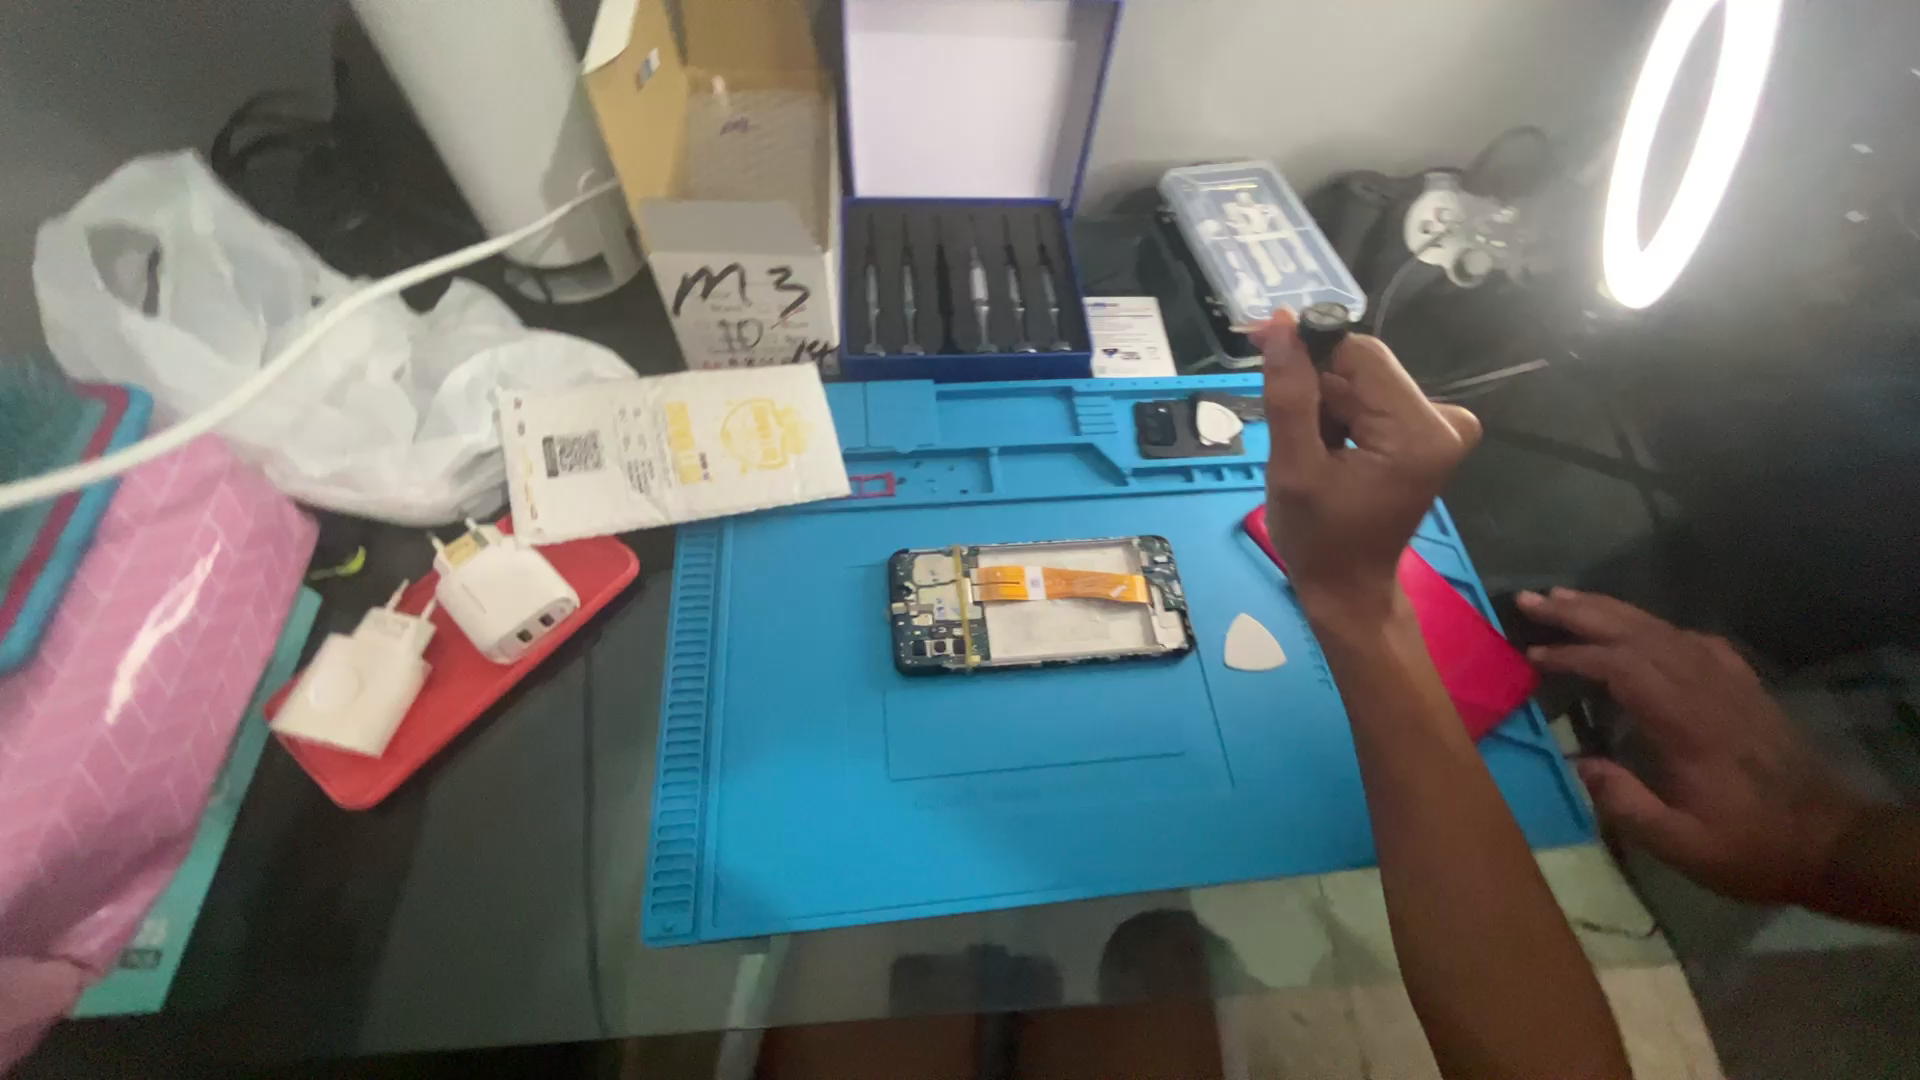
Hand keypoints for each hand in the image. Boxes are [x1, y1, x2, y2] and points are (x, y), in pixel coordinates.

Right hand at [1253, 311, 1481, 623]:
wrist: (1346, 586)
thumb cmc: (1318, 538)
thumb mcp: (1292, 468)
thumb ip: (1289, 395)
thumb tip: (1281, 324)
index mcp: (1418, 430)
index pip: (1358, 355)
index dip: (1307, 351)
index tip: (1264, 357)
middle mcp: (1445, 419)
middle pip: (1361, 370)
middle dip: (1315, 394)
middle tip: (1291, 440)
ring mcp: (1442, 427)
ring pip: (1360, 385)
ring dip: (1324, 409)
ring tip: (1310, 454)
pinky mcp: (1428, 434)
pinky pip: (1370, 402)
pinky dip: (1339, 420)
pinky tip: (1328, 453)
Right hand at [1521, 588, 1873, 906]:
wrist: (1835, 846)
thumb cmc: (1750, 845)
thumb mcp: (1681, 844)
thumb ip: (1624, 802)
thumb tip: (1578, 763)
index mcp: (1689, 725)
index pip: (1624, 668)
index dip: (1573, 655)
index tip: (1531, 656)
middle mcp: (1709, 692)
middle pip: (1638, 635)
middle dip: (1579, 614)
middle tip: (1529, 600)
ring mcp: (1730, 685)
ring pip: (1663, 629)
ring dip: (1608, 610)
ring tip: (1562, 597)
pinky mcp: (1742, 688)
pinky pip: (1694, 641)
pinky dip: (1655, 625)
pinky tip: (1634, 626)